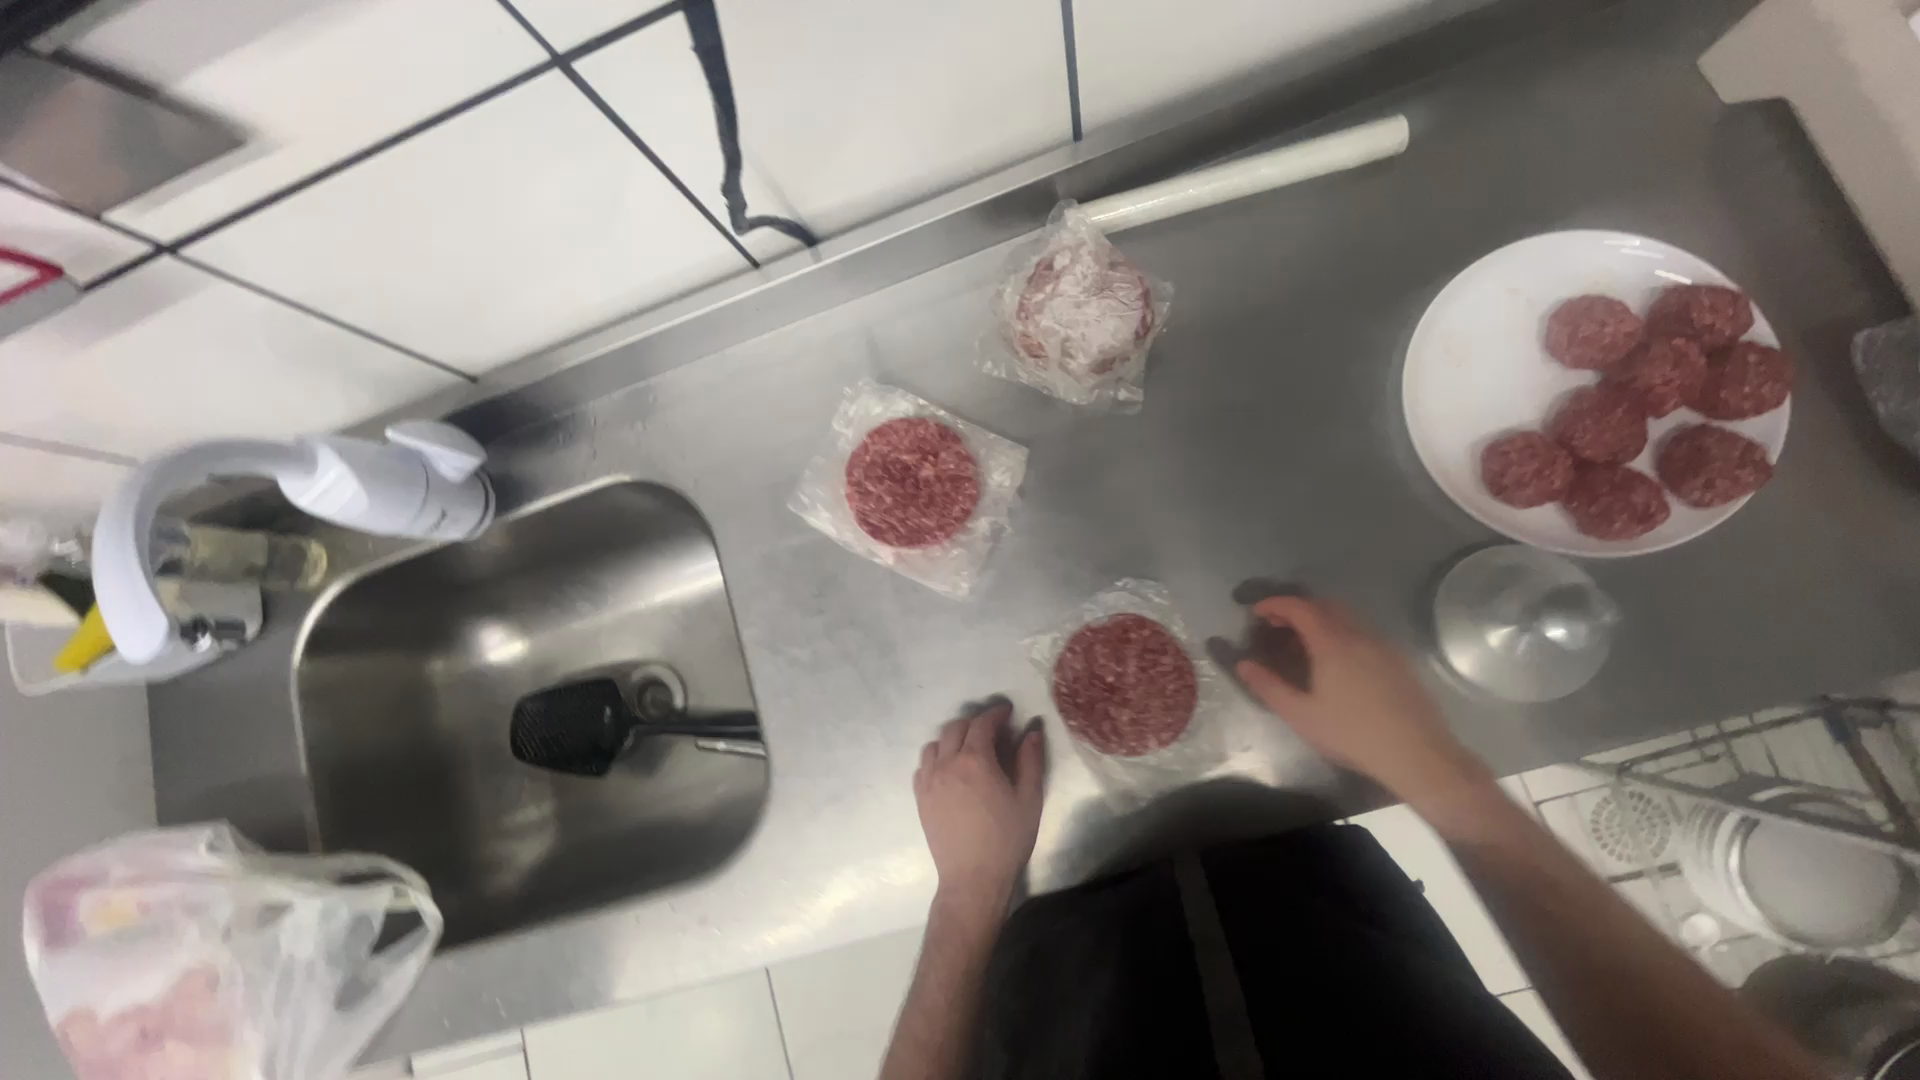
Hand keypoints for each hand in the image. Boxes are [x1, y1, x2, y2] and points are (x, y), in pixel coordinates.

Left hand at [914, 702, 1045, 915]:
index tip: (1007, 711)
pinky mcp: (920, 798)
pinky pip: (923, 765)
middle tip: (993, 730)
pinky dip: (937, 758)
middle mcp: (947, 763)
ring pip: (935, 744)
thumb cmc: (1007, 839)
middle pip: (956, 728)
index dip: (996, 713)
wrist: (973, 878)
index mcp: (975, 760)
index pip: (983, 723)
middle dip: (975, 723)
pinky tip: (950, 769)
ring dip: (953, 738)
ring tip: (969, 748)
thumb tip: (1030, 731)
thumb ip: (1030, 760)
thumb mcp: (1029, 798)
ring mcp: (929, 780)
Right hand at [1233, 596, 1489, 807]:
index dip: (1274, 604)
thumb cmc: (1352, 734)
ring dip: (1320, 621)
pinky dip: (1340, 634)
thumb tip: (1243, 664)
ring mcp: (1383, 647)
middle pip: (1324, 606)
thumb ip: (1268, 686)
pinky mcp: (1398, 662)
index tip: (1256, 613)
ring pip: (1346, 618)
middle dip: (1296, 609)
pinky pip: (1363, 633)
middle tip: (1276, 627)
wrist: (1417, 754)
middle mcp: (1359, 636)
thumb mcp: (1300, 715)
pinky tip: (1336, 663)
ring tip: (1302, 645)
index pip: (1300, 607)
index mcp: (1332, 644)